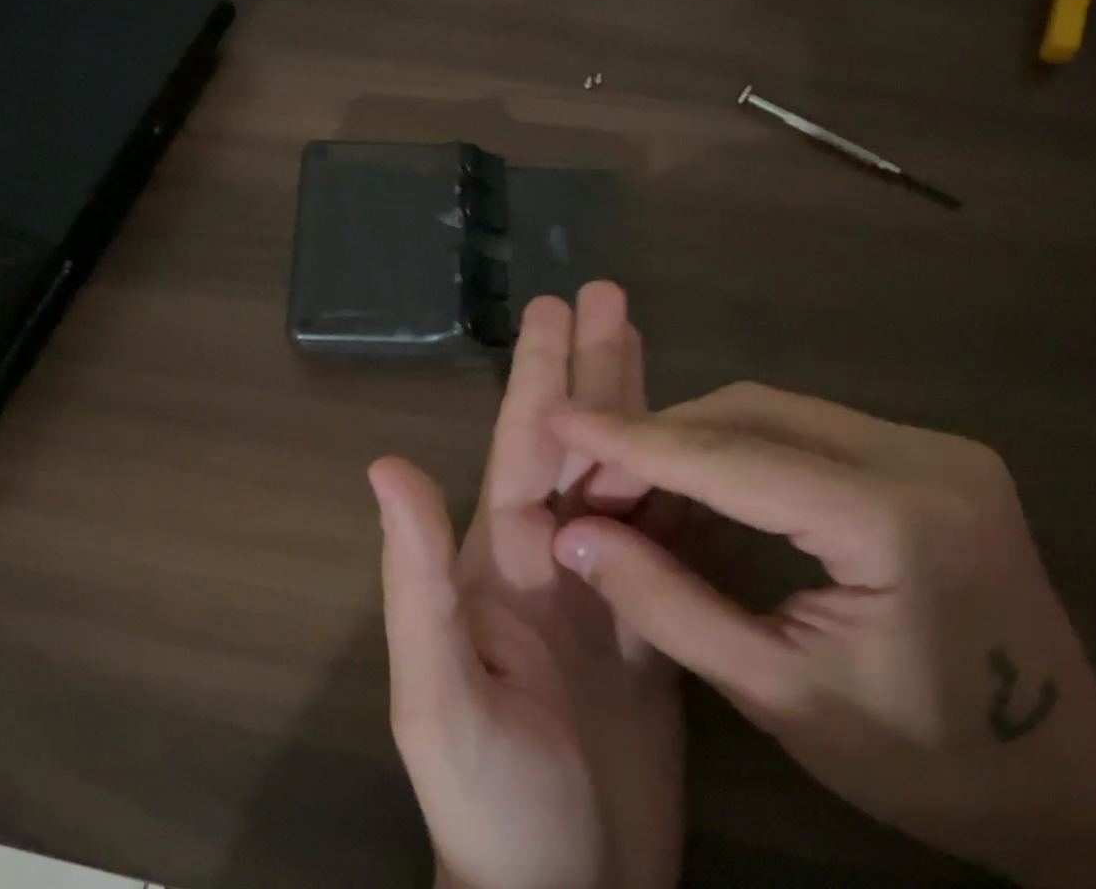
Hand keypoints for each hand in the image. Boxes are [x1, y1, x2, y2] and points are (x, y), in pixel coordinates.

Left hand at [371, 283, 681, 888]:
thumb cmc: (490, 798)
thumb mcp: (438, 690)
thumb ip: (416, 577)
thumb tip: (387, 464)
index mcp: (496, 565)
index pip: (524, 450)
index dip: (542, 378)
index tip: (560, 309)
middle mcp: (548, 564)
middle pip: (577, 450)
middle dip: (595, 374)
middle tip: (614, 297)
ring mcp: (602, 596)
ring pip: (626, 487)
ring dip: (644, 421)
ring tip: (659, 350)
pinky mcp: (650, 635)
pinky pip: (670, 549)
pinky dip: (688, 499)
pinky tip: (708, 457)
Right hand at [547, 382, 1095, 879]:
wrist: (1071, 777)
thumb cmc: (924, 758)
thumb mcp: (778, 694)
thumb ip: (667, 606)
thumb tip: (573, 536)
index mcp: (895, 520)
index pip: (732, 457)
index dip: (631, 439)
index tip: (554, 416)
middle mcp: (923, 456)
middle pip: (751, 413)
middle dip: (657, 439)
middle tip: (587, 484)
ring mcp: (935, 447)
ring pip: (773, 412)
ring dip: (692, 443)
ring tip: (626, 488)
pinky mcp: (928, 457)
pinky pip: (803, 431)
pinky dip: (735, 453)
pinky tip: (693, 487)